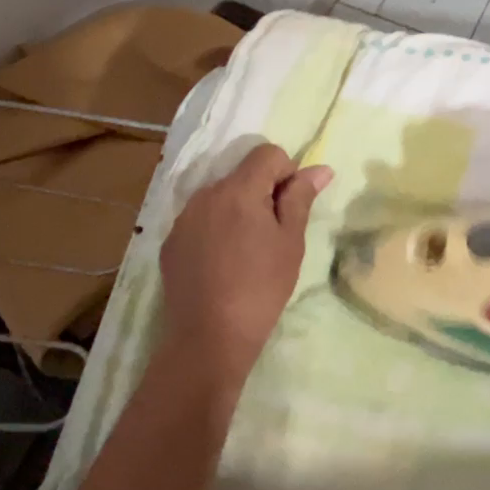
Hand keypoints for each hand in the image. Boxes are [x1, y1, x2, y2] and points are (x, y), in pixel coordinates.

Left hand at [158, 142, 331, 382]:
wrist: (209, 337)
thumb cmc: (261, 287)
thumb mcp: (290, 242)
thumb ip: (301, 199)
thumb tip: (319, 169)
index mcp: (239, 190)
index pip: (267, 153)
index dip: (287, 172)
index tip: (291, 207)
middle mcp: (206, 194)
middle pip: (242, 173)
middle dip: (263, 192)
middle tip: (274, 234)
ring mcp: (183, 218)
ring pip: (220, 196)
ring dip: (239, 210)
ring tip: (247, 252)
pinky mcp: (171, 241)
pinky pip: (201, 220)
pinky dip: (217, 229)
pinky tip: (223, 264)